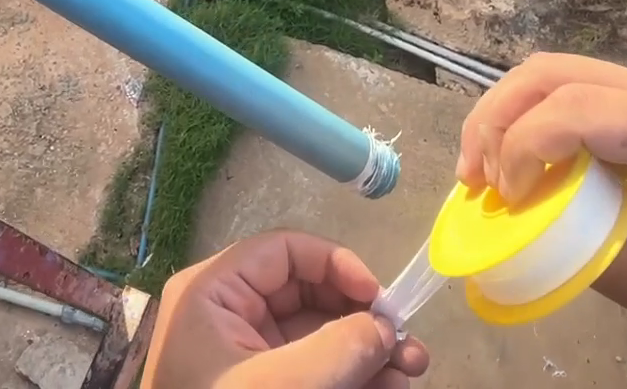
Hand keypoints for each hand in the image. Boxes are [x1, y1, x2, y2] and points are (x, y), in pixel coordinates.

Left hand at [142, 230, 431, 387]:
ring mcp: (245, 354)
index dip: (336, 264)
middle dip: (360, 315)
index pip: (284, 251)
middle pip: (307, 293)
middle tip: (407, 343)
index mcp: (213, 290)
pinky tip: (389, 386)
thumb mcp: (277, 386)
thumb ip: (334, 351)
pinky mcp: (261, 385)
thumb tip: (385, 326)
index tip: (379, 298)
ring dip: (366, 350)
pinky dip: (350, 376)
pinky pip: (313, 369)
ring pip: (317, 334)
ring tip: (412, 370)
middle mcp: (229, 313)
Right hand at [458, 54, 626, 387]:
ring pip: (550, 72)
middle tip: (474, 182)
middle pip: (554, 73)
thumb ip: (620, 268)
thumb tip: (530, 231)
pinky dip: (525, 119)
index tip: (507, 201)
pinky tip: (515, 163)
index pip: (586, 108)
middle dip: (498, 119)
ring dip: (503, 114)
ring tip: (483, 174)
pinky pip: (566, 90)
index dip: (528, 143)